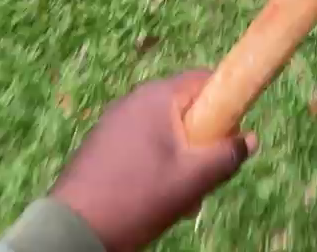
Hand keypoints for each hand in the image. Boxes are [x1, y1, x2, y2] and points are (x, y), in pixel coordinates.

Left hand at [49, 71, 254, 251]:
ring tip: (179, 194)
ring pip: (163, 129)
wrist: (67, 236)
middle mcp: (134, 99)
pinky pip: (140, 143)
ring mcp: (112, 122)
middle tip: (204, 173)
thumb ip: (227, 155)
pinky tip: (152, 197)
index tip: (230, 136)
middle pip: (185, 107)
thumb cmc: (137, 197)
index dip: (226, 104)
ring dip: (179, 155)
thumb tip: (250, 139)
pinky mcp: (98, 145)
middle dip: (201, 138)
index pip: (206, 80)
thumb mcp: (192, 180)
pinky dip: (154, 163)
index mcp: (157, 96)